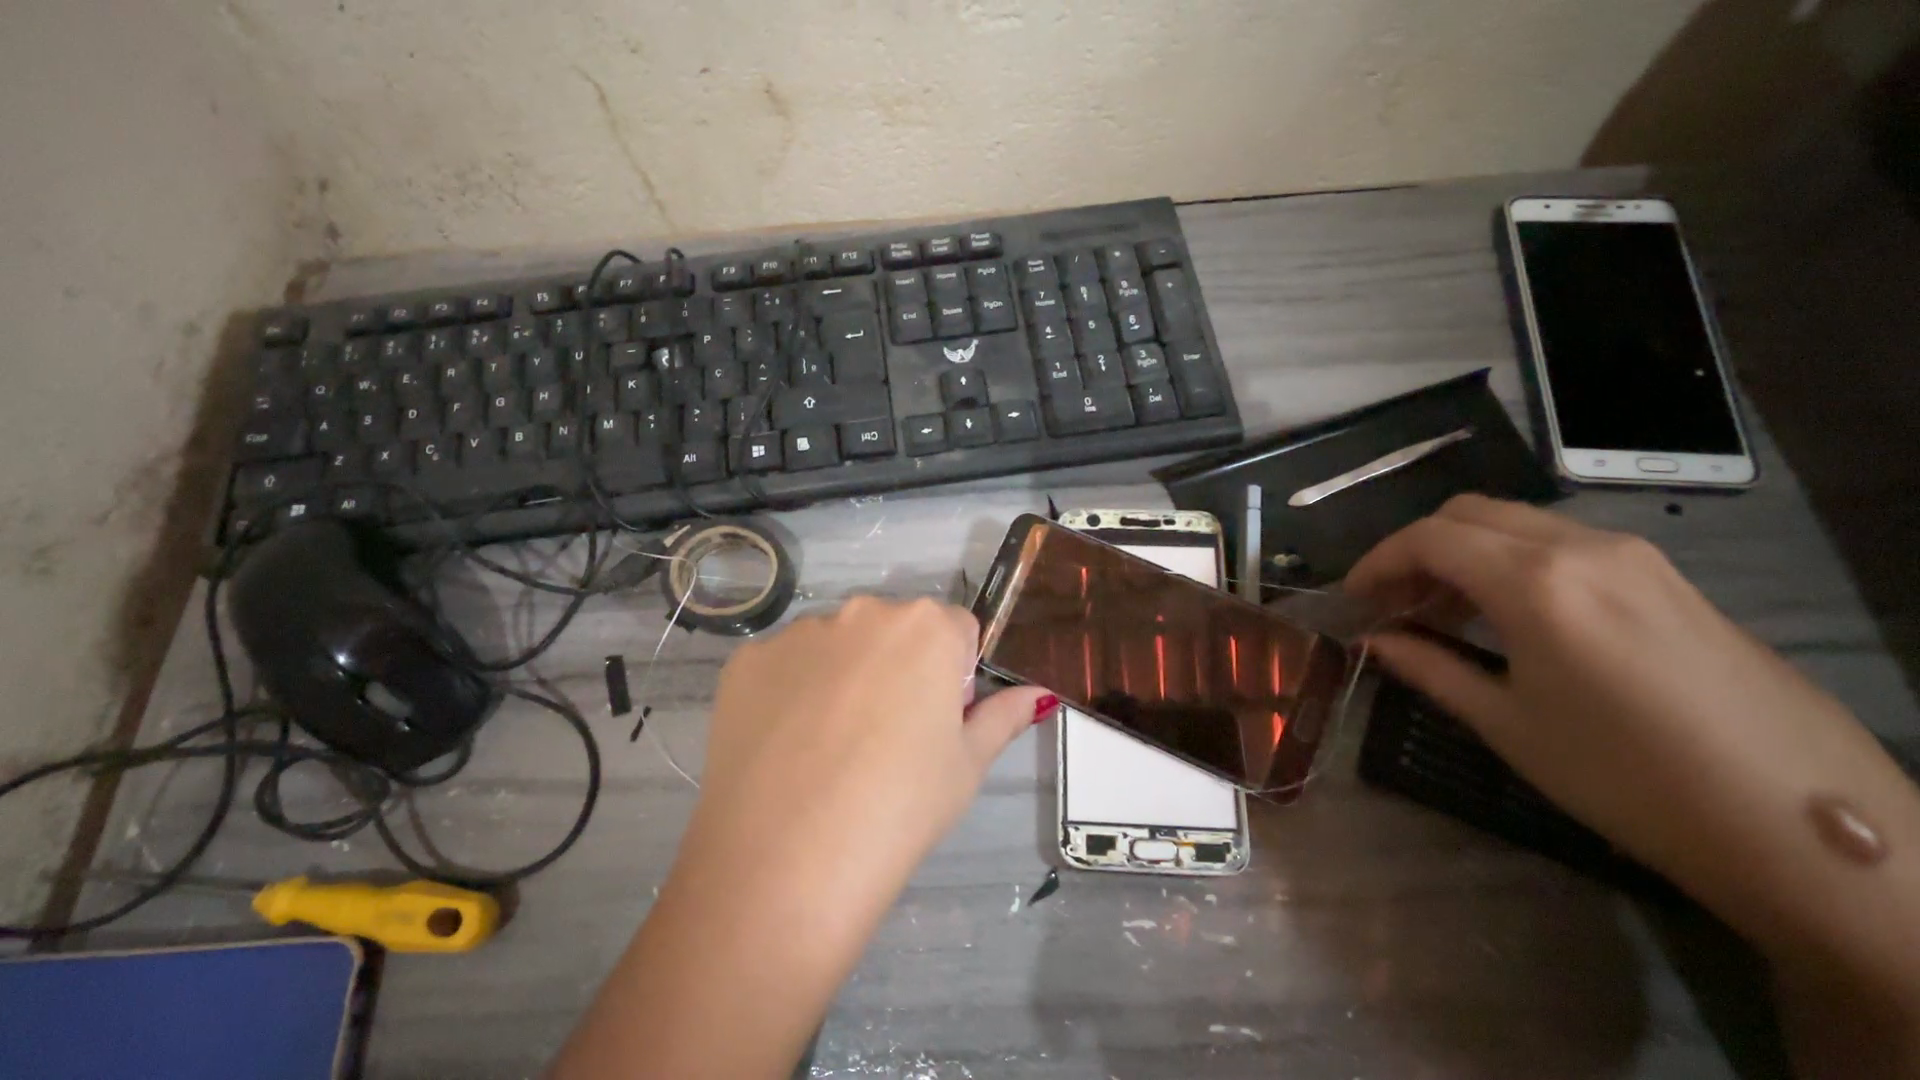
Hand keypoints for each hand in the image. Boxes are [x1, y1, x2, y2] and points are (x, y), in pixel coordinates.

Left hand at [692, 596, 1051, 889]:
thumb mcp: (966, 767)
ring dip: (842, 677)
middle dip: (898, 668)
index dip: (953, 676)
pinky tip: (787, 750)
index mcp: (926, 628)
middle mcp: (861, 612)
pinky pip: (783, 668)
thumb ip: (1002, 717)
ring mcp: (797, 635)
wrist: (786, 859)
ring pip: (836, 646)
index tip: (936, 723)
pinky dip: (790, 695)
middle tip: (886, 741)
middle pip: (894, 631)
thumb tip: (1035, 695)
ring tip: (829, 752)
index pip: (957, 630)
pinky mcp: (746, 662)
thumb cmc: (899, 809)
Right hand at [1344, 496, 1919, 1039]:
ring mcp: (1634, 555)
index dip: (1377, 562)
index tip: (1352, 600)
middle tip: (1393, 603)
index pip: (1430, 537)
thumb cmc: (1625, 777)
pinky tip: (1511, 615)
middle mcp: (1582, 545)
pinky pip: (1565, 543)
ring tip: (1443, 611)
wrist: (1792, 818)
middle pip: (1471, 513)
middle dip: (1417, 549)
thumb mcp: (1510, 725)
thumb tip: (1374, 642)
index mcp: (1535, 581)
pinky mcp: (1666, 575)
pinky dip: (1515, 561)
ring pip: (1519, 522)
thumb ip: (1432, 668)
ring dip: (1467, 551)